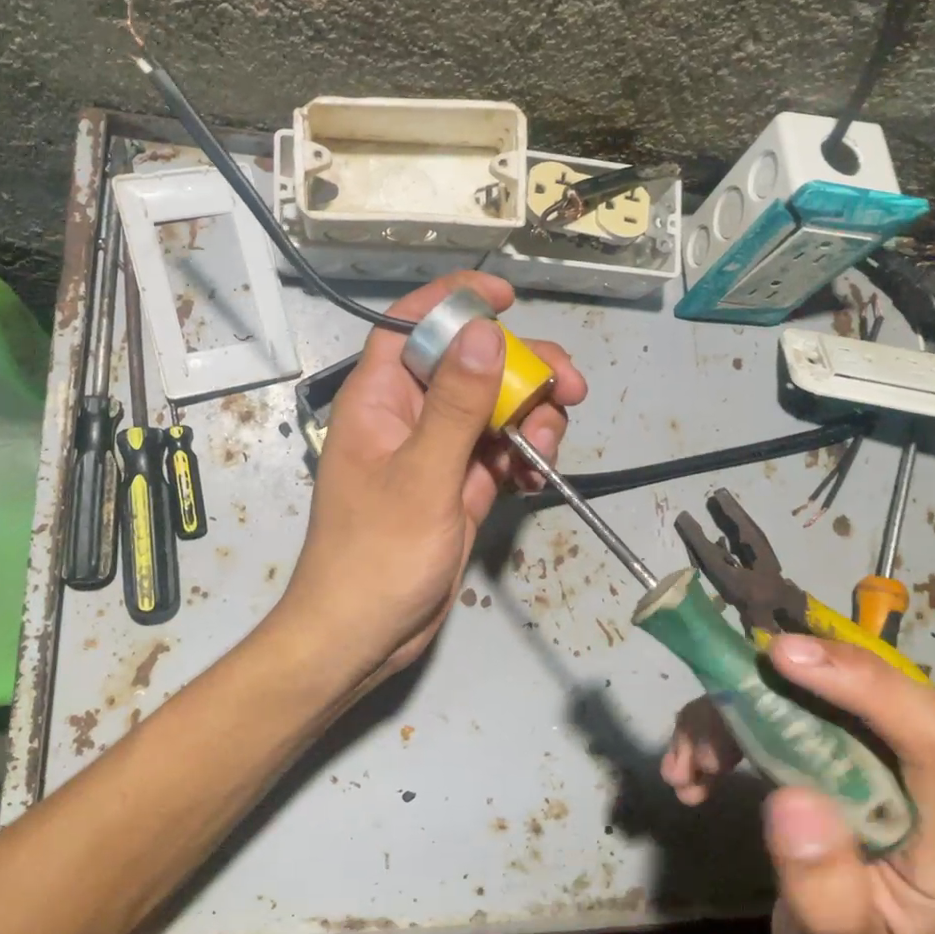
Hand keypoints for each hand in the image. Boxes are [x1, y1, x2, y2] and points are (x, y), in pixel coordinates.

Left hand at [279, 272, 586, 683]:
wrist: (364, 637)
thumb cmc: (377, 556)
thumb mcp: (422, 476)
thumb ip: (457, 405)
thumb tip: (485, 333)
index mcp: (379, 399)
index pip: (412, 327)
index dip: (455, 301)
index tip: (506, 296)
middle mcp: (408, 417)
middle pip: (470, 366)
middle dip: (521, 370)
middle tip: (570, 387)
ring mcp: (436, 453)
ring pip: (494, 409)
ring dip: (531, 418)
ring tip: (549, 447)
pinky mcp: (459, 487)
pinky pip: (500, 453)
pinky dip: (524, 457)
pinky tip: (538, 478)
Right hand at [661, 634, 934, 933]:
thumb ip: (826, 893)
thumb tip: (791, 800)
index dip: (866, 685)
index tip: (784, 661)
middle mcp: (926, 781)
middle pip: (870, 694)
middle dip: (784, 685)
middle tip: (718, 689)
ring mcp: (881, 759)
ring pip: (816, 694)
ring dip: (740, 709)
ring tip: (691, 763)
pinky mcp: (837, 751)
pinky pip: (784, 710)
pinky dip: (727, 726)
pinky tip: (694, 770)